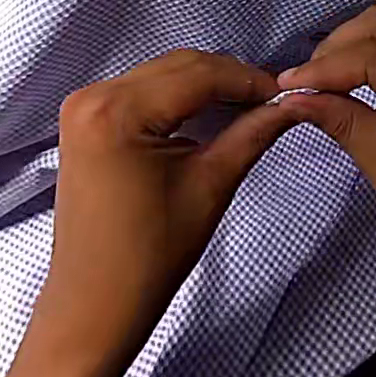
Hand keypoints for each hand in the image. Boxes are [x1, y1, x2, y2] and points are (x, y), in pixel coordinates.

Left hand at [0, 50, 299, 376]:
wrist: (91, 310)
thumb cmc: (150, 258)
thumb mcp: (210, 186)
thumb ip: (253, 133)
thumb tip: (291, 103)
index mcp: (118, 111)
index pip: (199, 75)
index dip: (248, 79)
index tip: (284, 90)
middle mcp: (94, 95)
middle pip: (180, 66)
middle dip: (229, 77)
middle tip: (270, 97)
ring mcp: (84, 103)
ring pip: (164, 72)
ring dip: (206, 81)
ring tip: (247, 101)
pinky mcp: (86, 116)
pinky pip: (144, 87)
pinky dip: (179, 92)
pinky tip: (209, 107)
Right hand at [274, 6, 375, 309]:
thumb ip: (346, 125)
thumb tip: (294, 97)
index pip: (373, 55)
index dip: (324, 68)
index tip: (284, 87)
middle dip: (335, 50)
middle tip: (301, 84)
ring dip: (350, 47)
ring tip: (318, 81)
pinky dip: (370, 53)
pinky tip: (349, 77)